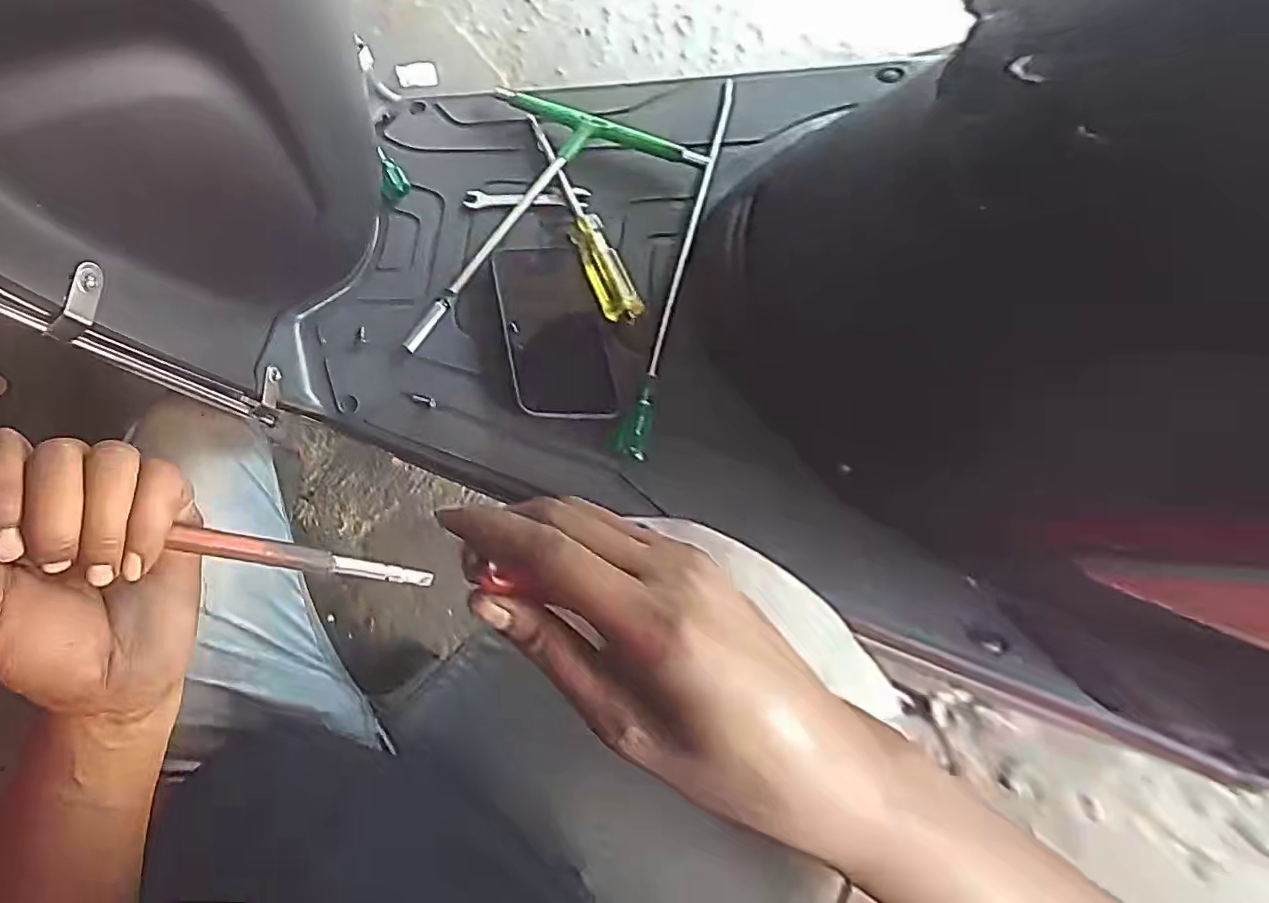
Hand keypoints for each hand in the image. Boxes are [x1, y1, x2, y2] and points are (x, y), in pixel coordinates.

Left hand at [0, 430, 202, 725]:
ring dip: (106, 530)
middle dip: (59, 524)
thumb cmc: (42, 651)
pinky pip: (161, 479)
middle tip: (62, 573)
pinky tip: (139, 564)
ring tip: (104, 573)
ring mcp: (120, 486)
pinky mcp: (168, 499)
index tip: (7, 552)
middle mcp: (67, 481)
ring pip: (114, 459)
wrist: (111, 687)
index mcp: (13, 497)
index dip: (5, 492)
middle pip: (61, 452)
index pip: (3, 448)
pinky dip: (148, 528)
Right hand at [439, 498, 920, 871]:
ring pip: (585, 514)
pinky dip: (566, 533)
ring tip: (504, 566)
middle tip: (472, 563)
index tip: (449, 525)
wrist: (833, 764)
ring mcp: (686, 558)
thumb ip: (549, 650)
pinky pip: (611, 527)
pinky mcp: (694, 558)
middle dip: (504, 525)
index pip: (549, 549)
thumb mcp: (622, 724)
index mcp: (653, 621)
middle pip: (562, 516)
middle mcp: (670, 571)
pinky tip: (553, 566)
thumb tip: (486, 604)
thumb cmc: (727, 767)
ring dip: (533, 524)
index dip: (489, 530)